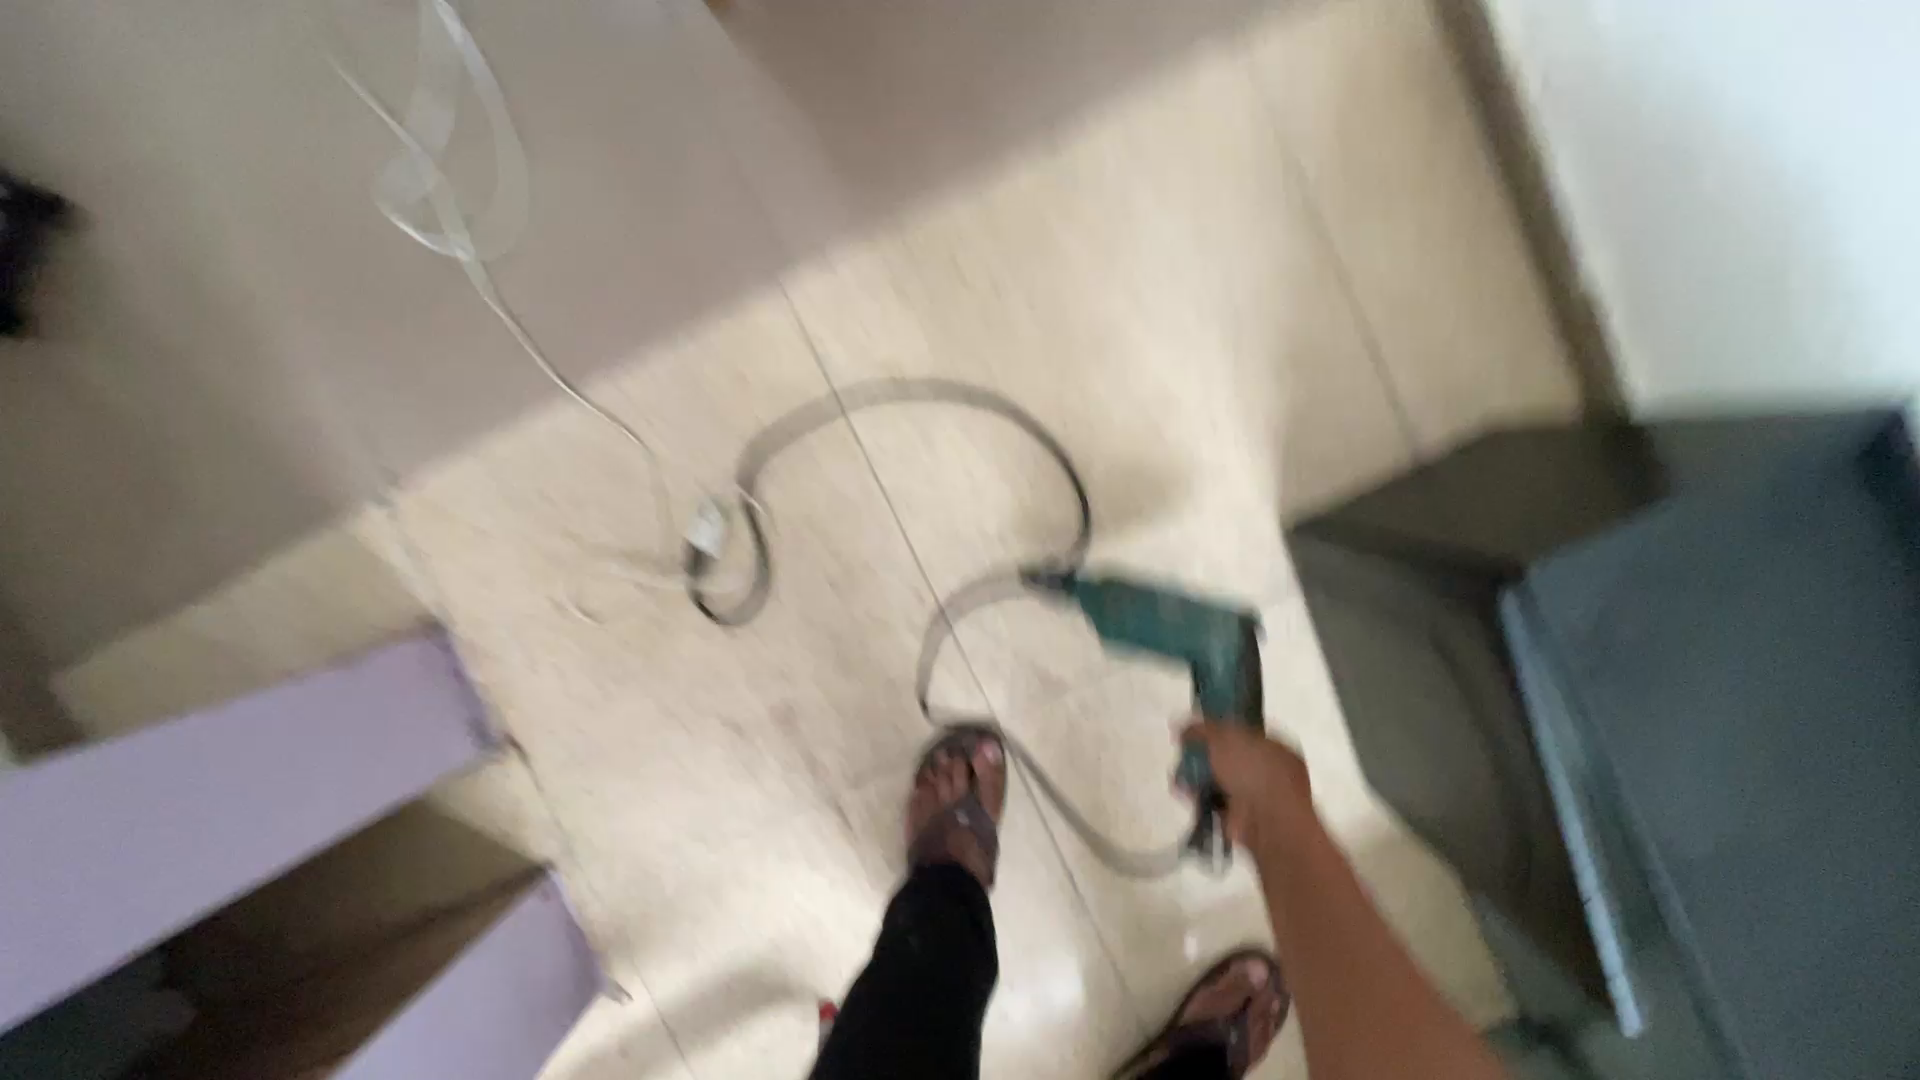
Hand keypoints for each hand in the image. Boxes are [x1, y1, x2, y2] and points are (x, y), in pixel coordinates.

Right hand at [1178, 719, 1321, 854]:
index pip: (1247, 732)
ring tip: (1178, 772)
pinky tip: (1182, 792)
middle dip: (1206, 755)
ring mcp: (1258, 797)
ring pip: (1222, 781)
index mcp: (1277, 747)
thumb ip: (1203, 729)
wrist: (1267, 821)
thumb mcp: (1224, 738)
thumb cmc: (1254, 771)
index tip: (1201, 730)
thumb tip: (1183, 727)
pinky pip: (1216, 803)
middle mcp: (1271, 771)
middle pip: (1231, 757)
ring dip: (1198, 777)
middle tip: (1185, 751)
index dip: (1222, 729)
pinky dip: (1198, 798)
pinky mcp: (1243, 820)